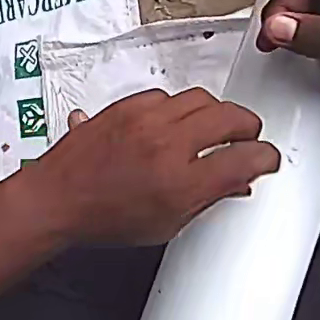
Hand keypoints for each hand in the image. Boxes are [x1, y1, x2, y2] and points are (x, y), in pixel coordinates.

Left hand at [17, 88, 280, 246]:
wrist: (54, 199)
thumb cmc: (100, 218)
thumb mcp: (164, 225)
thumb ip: (206, 200)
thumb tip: (236, 183)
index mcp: (181, 182)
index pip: (246, 158)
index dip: (265, 158)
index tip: (264, 159)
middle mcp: (165, 145)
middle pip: (231, 116)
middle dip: (248, 127)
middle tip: (245, 138)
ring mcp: (143, 120)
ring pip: (199, 98)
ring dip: (212, 113)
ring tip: (208, 130)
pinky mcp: (123, 107)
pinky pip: (164, 95)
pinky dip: (175, 108)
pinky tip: (170, 125)